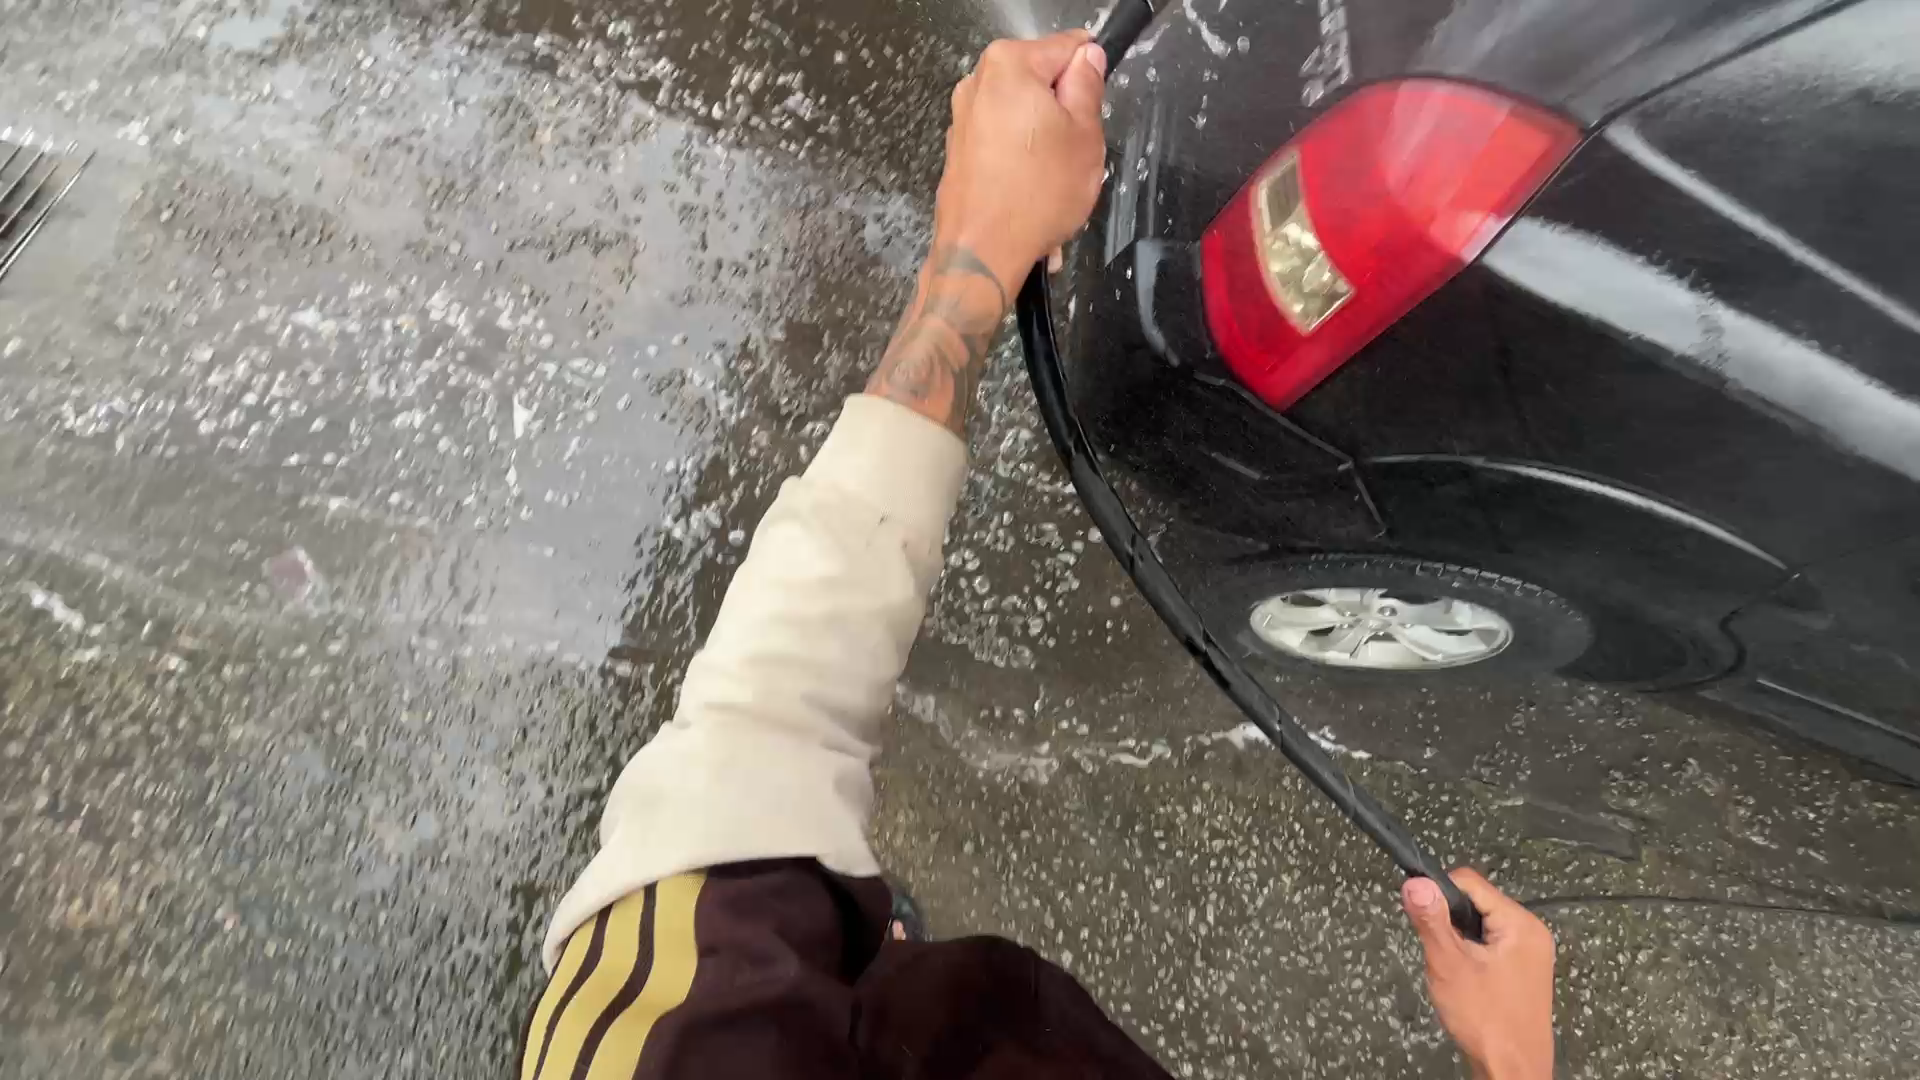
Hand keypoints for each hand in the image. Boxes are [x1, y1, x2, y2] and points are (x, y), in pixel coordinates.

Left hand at [864, 33, 1106, 436]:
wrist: (982, 256)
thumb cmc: (1034, 198)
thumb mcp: (1085, 137)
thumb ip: (1088, 88)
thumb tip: (1088, 60)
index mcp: (1008, 65)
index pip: (1067, 48)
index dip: (1090, 79)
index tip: (1095, 110)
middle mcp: (976, 88)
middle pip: (1040, 92)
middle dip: (1063, 125)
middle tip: (1076, 161)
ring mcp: (962, 127)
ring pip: (1022, 131)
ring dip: (1044, 160)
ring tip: (1054, 197)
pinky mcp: (958, 162)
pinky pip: (1002, 161)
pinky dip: (1021, 180)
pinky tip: (1033, 211)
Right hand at [1402, 870, 1556, 1079]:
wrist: (1512, 1072)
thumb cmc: (1484, 1019)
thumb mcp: (1449, 964)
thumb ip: (1431, 919)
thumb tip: (1415, 880)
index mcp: (1520, 925)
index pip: (1467, 881)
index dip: (1439, 895)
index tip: (1427, 921)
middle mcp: (1530, 932)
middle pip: (1472, 900)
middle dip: (1448, 920)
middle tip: (1443, 953)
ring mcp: (1529, 951)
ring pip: (1476, 921)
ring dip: (1456, 937)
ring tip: (1453, 968)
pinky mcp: (1521, 966)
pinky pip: (1485, 939)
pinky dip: (1467, 950)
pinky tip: (1465, 976)